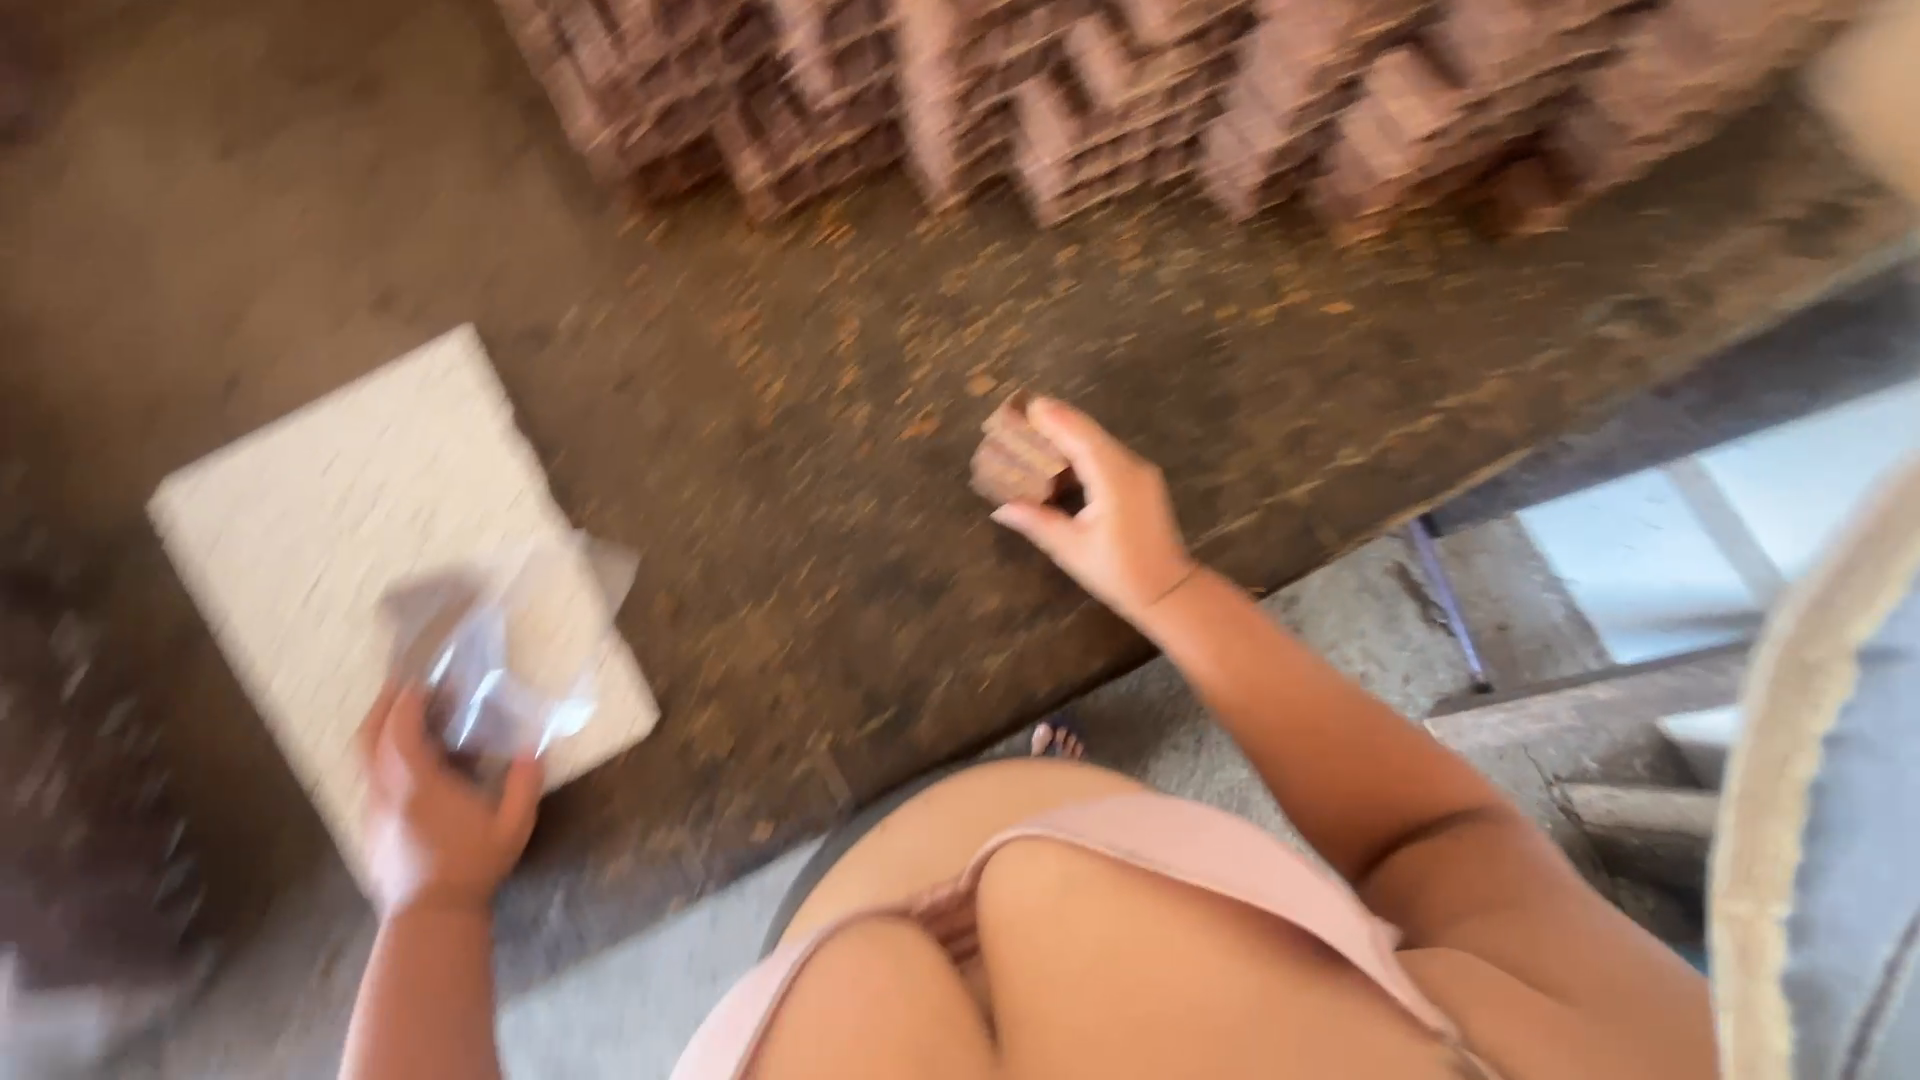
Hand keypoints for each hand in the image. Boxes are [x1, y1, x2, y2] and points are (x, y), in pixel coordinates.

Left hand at [358, 683, 541, 917]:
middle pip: (369, 739)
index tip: (421, 680)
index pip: (401, 733)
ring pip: (366, 759)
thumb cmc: (473, 866)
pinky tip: (414, 763)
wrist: (430, 916)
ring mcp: (373, 811)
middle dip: (383, 706)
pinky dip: (385, 755)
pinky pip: (372, 778)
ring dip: (382, 730)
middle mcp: (386, 793)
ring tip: (409, 716)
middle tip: (403, 685)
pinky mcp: (371, 826)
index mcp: (418, 787)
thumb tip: (533, 748)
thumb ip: (524, 783)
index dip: (407, 703)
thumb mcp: (513, 825)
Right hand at [990, 397, 1196, 622]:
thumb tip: (1000, 508)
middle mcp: (1131, 468)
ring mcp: (1141, 473)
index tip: (1028, 406)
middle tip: (1025, 413)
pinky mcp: (1143, 482)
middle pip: (1091, 433)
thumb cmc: (1118, 572)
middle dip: (1058, 420)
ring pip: (1101, 442)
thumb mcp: (1071, 549)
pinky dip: (1084, 450)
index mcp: (1114, 481)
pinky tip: (1063, 458)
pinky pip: (1109, 456)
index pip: (1081, 438)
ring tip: (1038, 430)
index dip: (1055, 419)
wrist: (1167, 590)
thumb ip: (1037, 522)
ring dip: (1071, 434)